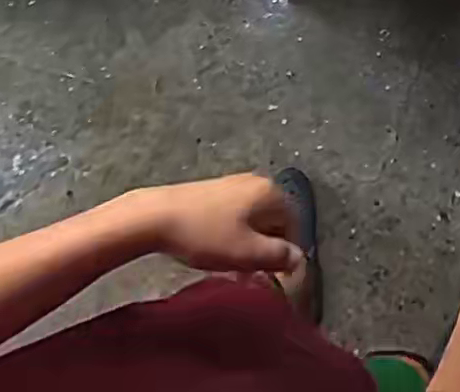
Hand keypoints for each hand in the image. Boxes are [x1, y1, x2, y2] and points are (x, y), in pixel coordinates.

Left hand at [129, 174, 301, 273]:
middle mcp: (258, 182)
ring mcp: (237, 183)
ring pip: (255, 218)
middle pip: (275, 219)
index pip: (294, 223)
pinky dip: (236, 233)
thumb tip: (300, 258)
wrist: (159, 216)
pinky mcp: (218, 189)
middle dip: (267, 248)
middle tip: (252, 274)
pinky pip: (239, 214)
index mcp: (270, 192)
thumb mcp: (246, 253)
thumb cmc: (206, 235)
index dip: (287, 252)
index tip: (274, 277)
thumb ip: (278, 256)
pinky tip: (218, 249)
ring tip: (233, 267)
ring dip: (250, 243)